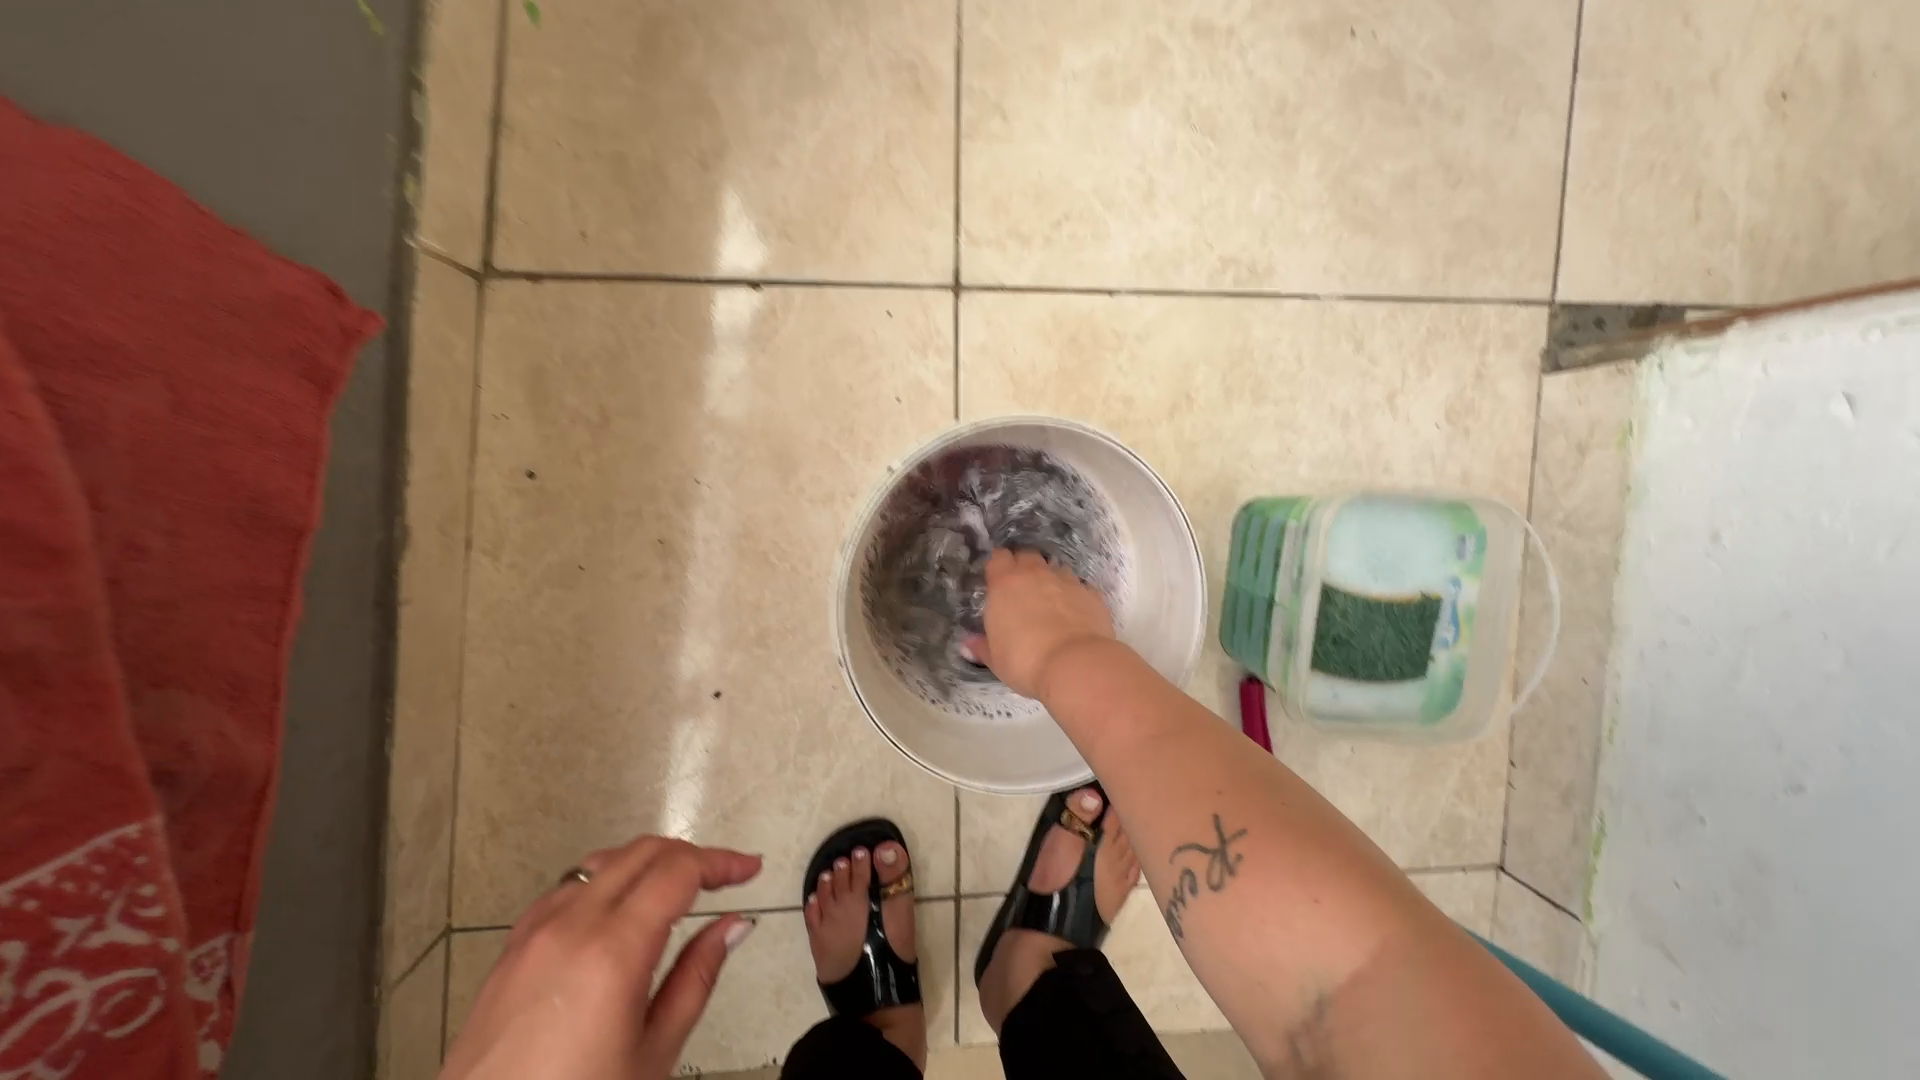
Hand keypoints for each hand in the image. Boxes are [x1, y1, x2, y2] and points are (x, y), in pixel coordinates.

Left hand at [440, 837, 762, 1079]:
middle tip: (724, 877)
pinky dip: (604, 882)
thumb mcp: (654, 1052)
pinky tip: (618, 911)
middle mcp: (572, 924)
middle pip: (642, 852)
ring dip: (647, 863)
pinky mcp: (512, 948)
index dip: (721, 862)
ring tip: (678, 890)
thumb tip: (734, 924)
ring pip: (603, 862)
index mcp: (614, 949)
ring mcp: (535, 932)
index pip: (679, 871)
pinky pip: (567, 889)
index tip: (751, 869)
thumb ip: (698, 976)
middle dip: (690, 855)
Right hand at [966, 548, 1115, 700]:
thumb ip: (982, 646)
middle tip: (1021, 589)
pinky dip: (1074, 595)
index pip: (998, 558)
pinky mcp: (1092, 594)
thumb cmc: (1025, 661)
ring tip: (1050, 602)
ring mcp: (1067, 581)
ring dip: (1050, 579)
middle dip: (1023, 567)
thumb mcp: (996, 659)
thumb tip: (969, 642)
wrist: (1075, 664)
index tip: (996, 581)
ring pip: (1055, 568)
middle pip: (1027, 556)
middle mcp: (1036, 575)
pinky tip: (1074, 613)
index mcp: (1005, 584)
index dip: (997, 567)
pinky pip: (1079, 586)